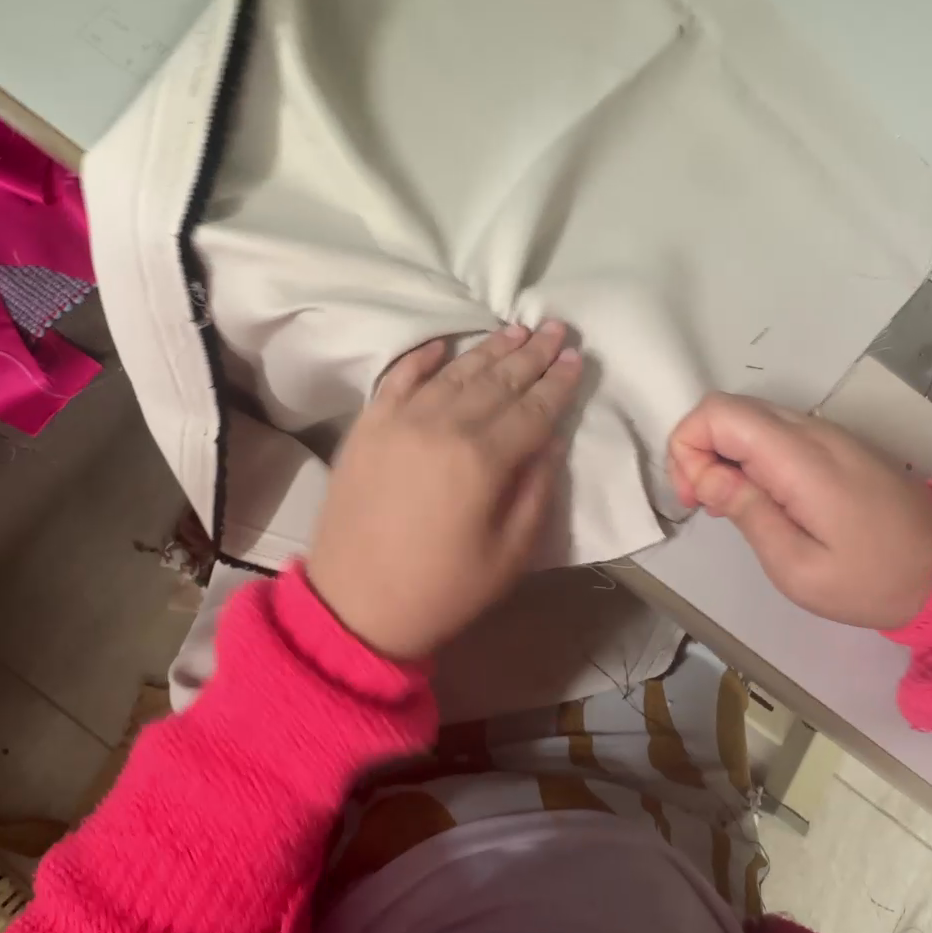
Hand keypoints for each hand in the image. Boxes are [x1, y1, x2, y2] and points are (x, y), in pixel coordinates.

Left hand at [307, 322, 582, 660]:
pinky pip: (398, 379)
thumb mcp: (508, 556)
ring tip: (516, 329)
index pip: (533, 409)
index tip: (578, 357)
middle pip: (497, 380)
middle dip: (532, 354)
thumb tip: (552, 440)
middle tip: (556, 327)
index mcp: (482, 460)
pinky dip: (422, 358)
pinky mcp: (367, 426)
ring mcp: (399, 421)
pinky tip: (443, 344)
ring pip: (454, 372)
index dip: (559, 383)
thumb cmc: (441, 591)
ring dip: (488, 349)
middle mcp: (442, 426)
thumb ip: (536, 491)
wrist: (353, 605)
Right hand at [666, 394, 931, 629]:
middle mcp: (811, 431)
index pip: (718, 413)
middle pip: (726, 408)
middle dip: (696, 449)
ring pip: (746, 417)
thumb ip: (746, 513)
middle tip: (703, 503)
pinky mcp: (832, 444)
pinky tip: (756, 496)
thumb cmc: (872, 580)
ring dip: (719, 452)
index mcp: (800, 459)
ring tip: (727, 504)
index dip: (688, 446)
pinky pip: (770, 431)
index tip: (695, 497)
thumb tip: (704, 476)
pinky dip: (745, 454)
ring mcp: (825, 433)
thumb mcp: (798, 567)